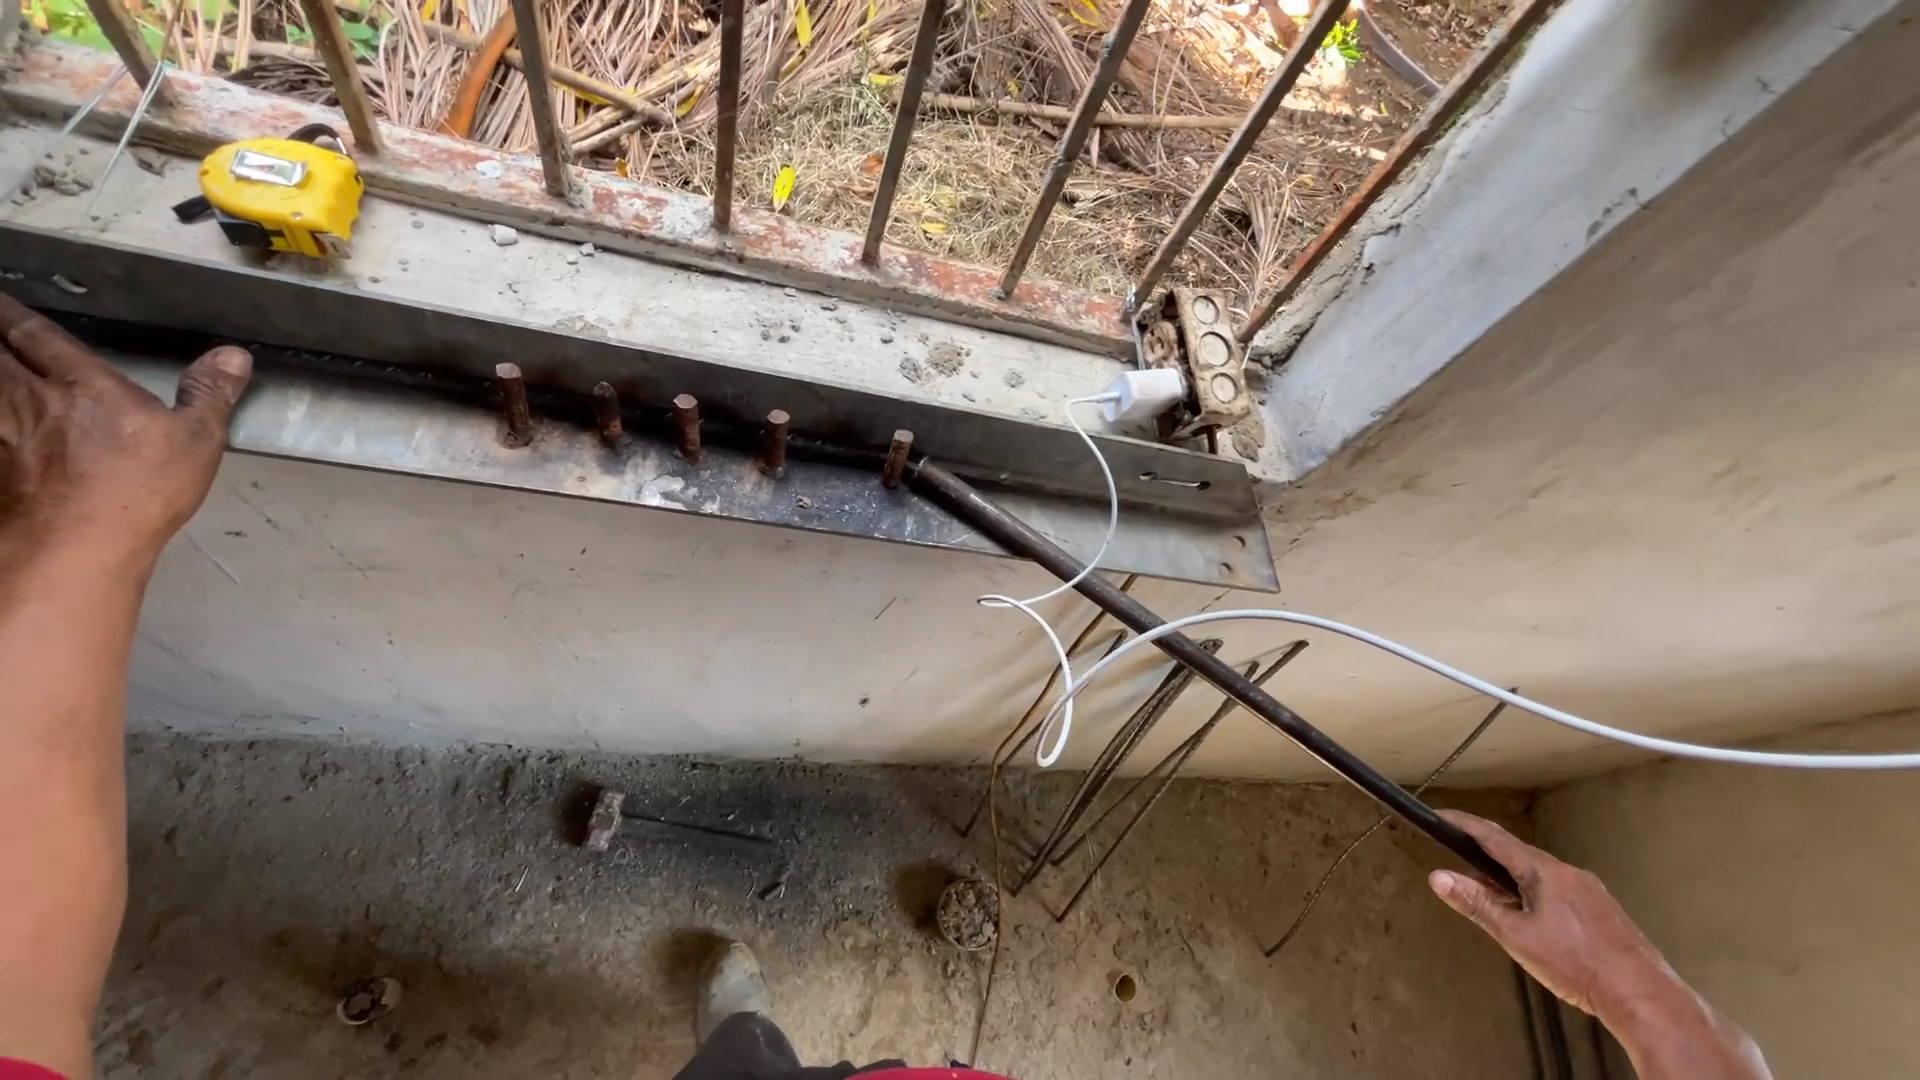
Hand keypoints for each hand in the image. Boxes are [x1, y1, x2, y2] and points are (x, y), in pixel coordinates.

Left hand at [0, 295, 251, 570]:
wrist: (78, 539)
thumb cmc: (144, 485)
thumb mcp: (197, 438)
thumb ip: (209, 393)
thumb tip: (233, 355)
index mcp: (82, 384)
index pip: (33, 334)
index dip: (10, 312)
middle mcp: (27, 396)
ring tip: (2, 369)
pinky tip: (3, 421)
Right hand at [1428, 809, 1678, 1020]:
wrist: (1645, 998)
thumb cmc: (1574, 963)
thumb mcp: (1516, 936)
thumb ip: (1477, 904)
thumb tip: (1437, 876)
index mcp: (1544, 871)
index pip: (1493, 837)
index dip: (1463, 823)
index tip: (1438, 815)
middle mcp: (1568, 872)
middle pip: (1517, 854)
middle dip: (1485, 855)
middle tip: (1458, 861)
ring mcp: (1590, 891)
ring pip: (1539, 874)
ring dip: (1510, 878)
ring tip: (1490, 896)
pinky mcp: (1603, 911)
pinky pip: (1558, 890)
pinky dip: (1534, 892)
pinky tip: (1531, 916)